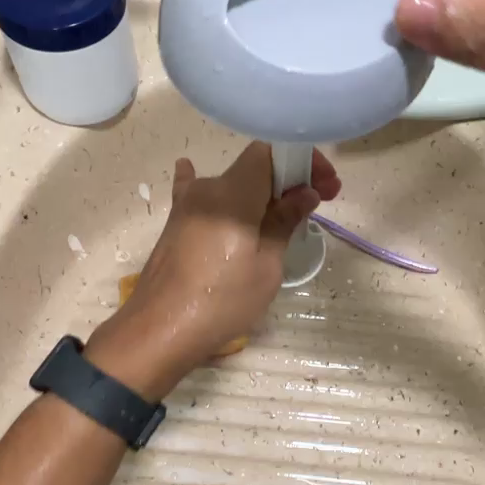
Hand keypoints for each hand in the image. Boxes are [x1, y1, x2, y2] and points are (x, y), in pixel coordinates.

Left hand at [86, 143, 341, 399]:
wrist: (159, 331)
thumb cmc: (222, 302)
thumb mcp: (266, 267)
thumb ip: (284, 223)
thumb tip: (304, 193)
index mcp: (234, 193)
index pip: (271, 152)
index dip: (302, 161)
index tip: (326, 186)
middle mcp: (208, 189)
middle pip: (254, 168)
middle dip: (289, 180)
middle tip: (317, 205)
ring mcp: (187, 205)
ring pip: (232, 184)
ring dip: (261, 193)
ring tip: (281, 220)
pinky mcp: (176, 224)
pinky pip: (194, 193)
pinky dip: (210, 188)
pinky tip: (193, 171)